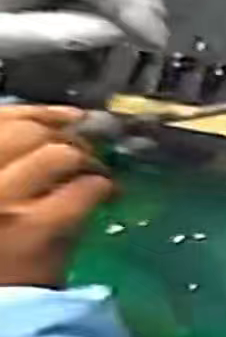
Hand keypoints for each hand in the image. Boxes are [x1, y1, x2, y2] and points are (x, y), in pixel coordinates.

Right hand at [0, 104, 112, 287]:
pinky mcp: (37, 223)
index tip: (70, 116)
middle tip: (86, 155)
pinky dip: (104, 187)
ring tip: (93, 177)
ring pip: (61, 153)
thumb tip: (39, 128)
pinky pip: (87, 187)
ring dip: (91, 162)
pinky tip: (103, 198)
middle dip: (69, 138)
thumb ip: (2, 162)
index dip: (36, 112)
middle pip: (27, 131)